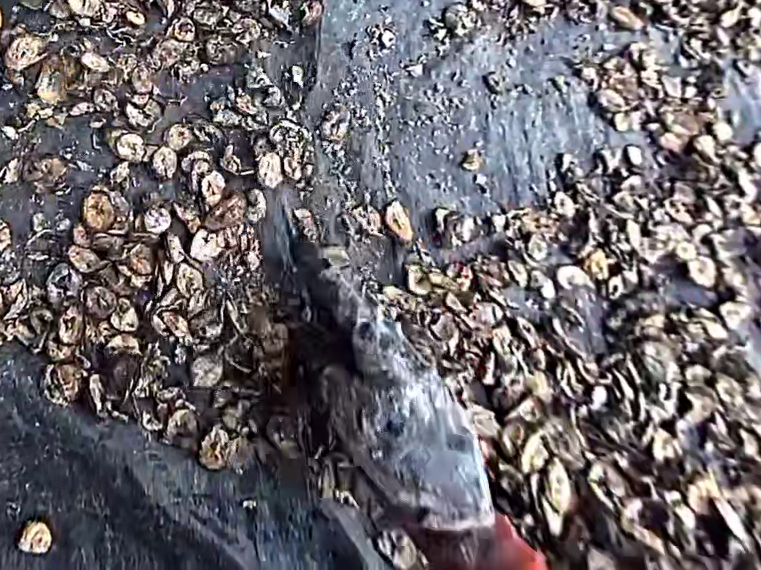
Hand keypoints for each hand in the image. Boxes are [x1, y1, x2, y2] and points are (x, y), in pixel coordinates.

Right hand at [287, 245, 494, 534]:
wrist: (455, 511)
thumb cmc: (396, 461)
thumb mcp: (348, 413)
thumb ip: (327, 369)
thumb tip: (308, 337)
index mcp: (385, 354)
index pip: (347, 304)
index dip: (323, 277)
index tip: (305, 250)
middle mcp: (407, 355)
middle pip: (365, 315)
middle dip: (337, 297)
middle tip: (310, 278)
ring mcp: (422, 373)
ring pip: (378, 335)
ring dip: (350, 322)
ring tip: (325, 314)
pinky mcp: (428, 392)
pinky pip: (388, 354)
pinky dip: (365, 345)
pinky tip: (354, 354)